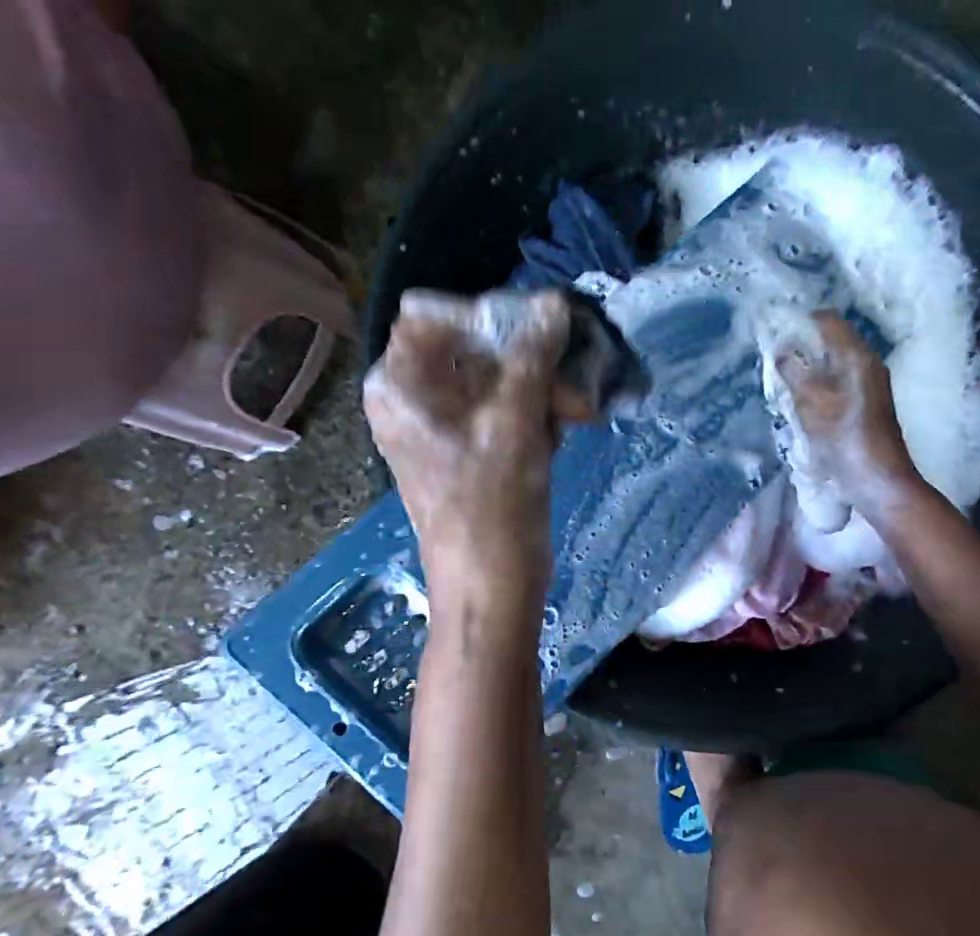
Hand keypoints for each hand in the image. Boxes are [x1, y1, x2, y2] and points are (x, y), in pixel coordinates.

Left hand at [364, 290, 570, 607]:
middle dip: (529, 358)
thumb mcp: (514, 422)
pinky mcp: (469, 450)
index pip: (431, 314)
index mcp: (399, 385)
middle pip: (469, 347)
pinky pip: (501, 410)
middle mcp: (412, 399)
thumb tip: (553, 303)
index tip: (537, 331)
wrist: (489, 589)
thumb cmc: (491, 506)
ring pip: (494, 380)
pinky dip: (535, 412)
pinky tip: (566, 427)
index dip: (484, 315)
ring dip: (542, 387)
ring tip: (579, 412)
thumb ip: (533, 355)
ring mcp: (441, 426)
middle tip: (575, 379)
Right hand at [772, 312, 922, 509]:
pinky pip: (836, 382)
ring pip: (832, 363)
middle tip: (774, 363)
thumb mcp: (811, 404)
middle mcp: (866, 363)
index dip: (800, 323)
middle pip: (830, 341)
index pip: (828, 320)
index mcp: (856, 357)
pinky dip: (817, 385)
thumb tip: (780, 351)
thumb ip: (794, 373)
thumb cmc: (844, 438)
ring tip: (783, 384)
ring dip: (807, 369)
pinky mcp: (865, 403)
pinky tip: (801, 404)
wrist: (877, 478)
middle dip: (801, 347)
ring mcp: (868, 384)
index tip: (774, 335)